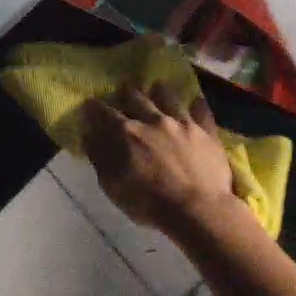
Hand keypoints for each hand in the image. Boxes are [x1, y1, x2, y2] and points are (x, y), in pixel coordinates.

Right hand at [80, 83, 239, 235]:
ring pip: (169, 100)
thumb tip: (88, 135)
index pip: (104, 113)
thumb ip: (99, 157)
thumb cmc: (148, 202)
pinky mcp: (207, 134)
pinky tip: (197, 101)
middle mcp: (152, 120)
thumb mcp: (112, 185)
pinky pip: (202, 114)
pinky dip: (198, 106)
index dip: (94, 107)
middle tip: (124, 87)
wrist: (198, 210)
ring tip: (158, 85)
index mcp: (126, 132)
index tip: (89, 102)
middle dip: (128, 93)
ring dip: (161, 91)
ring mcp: (182, 124)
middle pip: (137, 99)